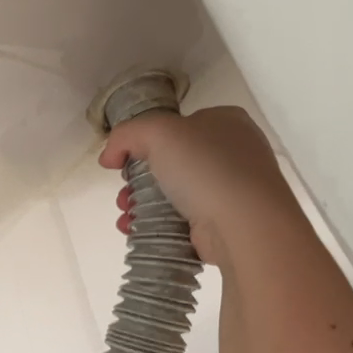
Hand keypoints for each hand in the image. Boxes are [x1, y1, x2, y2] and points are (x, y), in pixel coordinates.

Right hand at [100, 105, 303, 267]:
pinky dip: (155, 224)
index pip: (177, 127)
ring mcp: (230, 189)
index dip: (145, 142)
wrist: (244, 224)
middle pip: (169, 163)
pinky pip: (180, 219)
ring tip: (126, 215)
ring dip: (140, 204)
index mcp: (224, 122)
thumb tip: (109, 156)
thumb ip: (125, 135)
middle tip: (124, 195)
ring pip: (172, 193)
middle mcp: (232, 152)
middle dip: (137, 180)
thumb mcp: (157, 131)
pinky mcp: (223, 221)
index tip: (125, 162)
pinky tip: (136, 230)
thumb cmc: (205, 168)